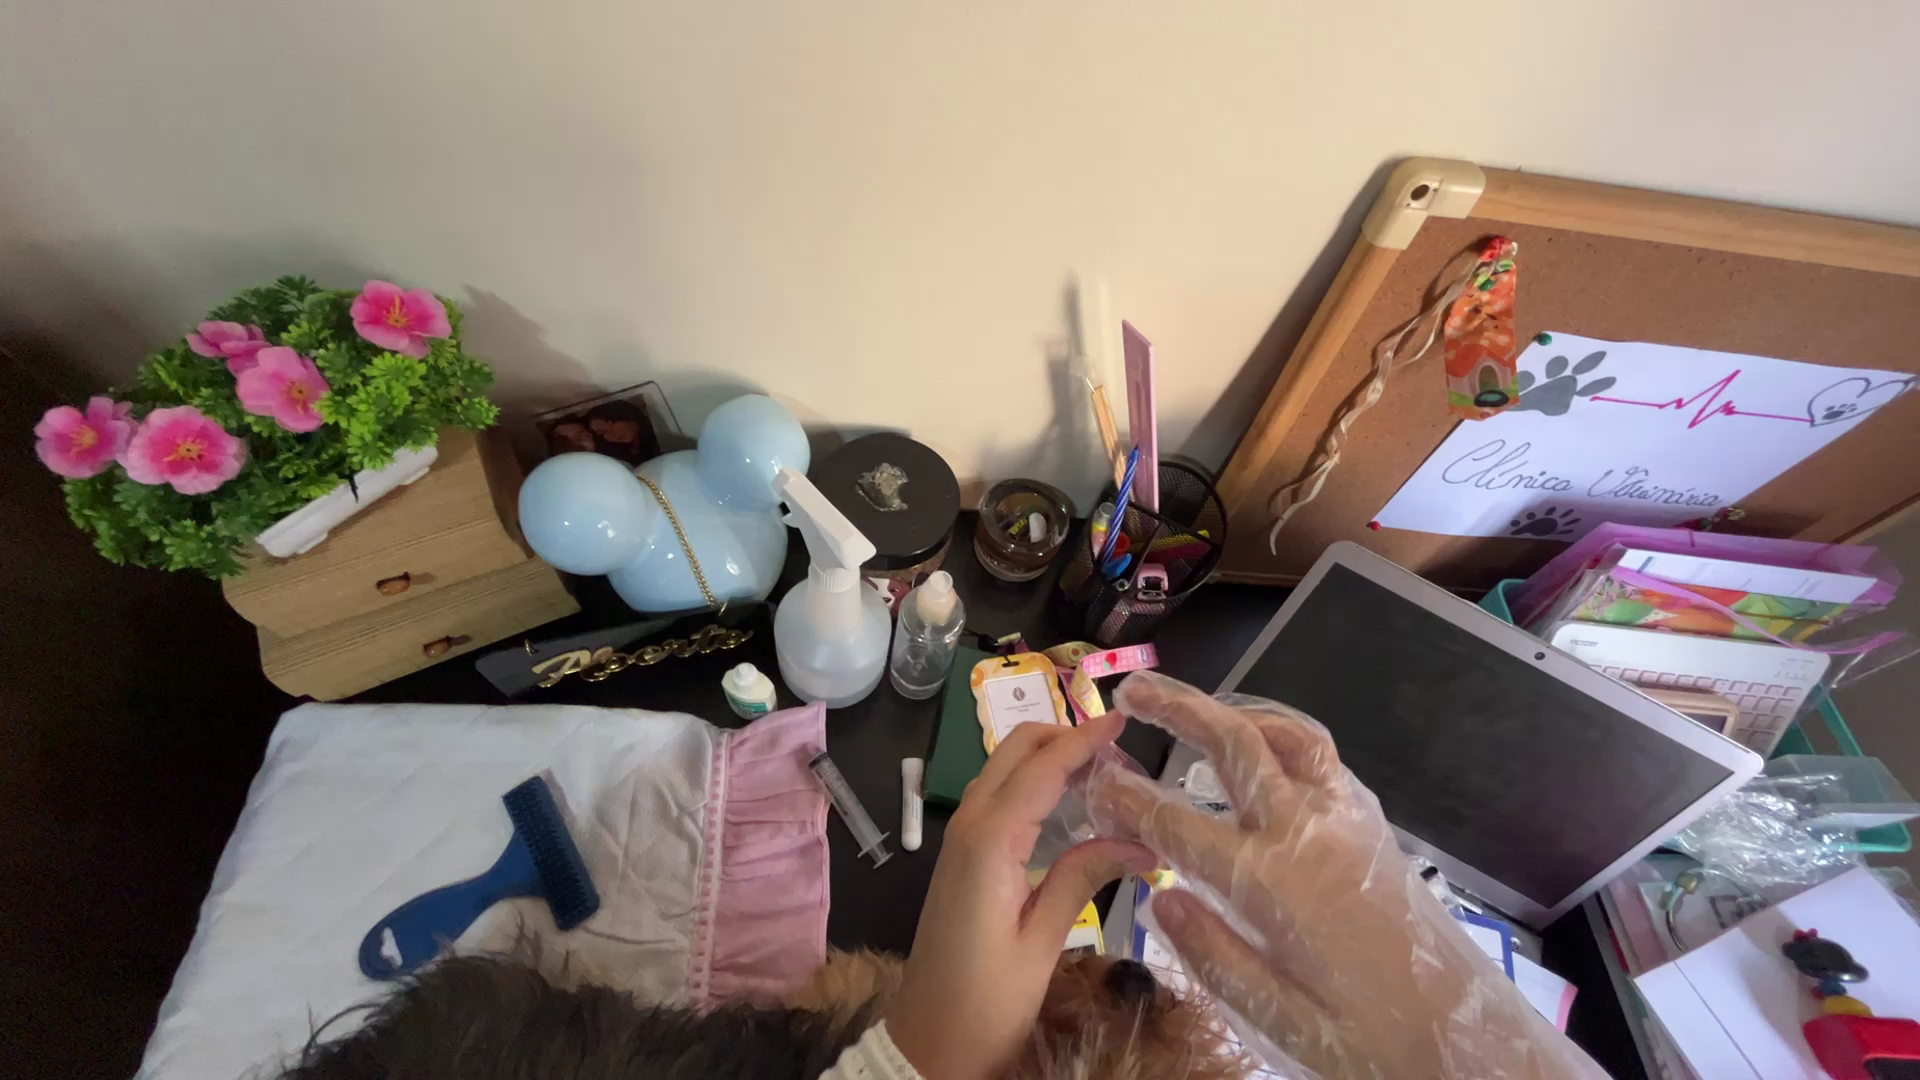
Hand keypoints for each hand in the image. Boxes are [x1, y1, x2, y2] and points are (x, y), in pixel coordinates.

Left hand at [886, 713, 1157, 1079]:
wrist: (926, 1041)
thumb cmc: (986, 1001)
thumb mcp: (1042, 942)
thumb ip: (1082, 877)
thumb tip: (1142, 843)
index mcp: (990, 839)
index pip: (1043, 767)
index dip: (1083, 738)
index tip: (1121, 719)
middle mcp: (970, 822)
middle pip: (1016, 750)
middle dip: (1064, 736)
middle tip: (1117, 752)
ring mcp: (961, 833)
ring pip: (1006, 767)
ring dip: (1049, 755)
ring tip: (1103, 772)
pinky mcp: (963, 849)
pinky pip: (1000, 792)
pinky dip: (1034, 779)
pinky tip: (1068, 799)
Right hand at [1086, 671, 1604, 1079]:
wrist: (1483, 1049)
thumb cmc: (1376, 1044)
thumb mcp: (1281, 1022)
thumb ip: (1211, 953)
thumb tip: (1159, 893)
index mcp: (1272, 881)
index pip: (1175, 822)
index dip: (1125, 796)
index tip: (1090, 777)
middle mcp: (1305, 829)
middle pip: (1230, 742)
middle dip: (1174, 707)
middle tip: (1133, 691)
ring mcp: (1343, 815)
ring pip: (1281, 732)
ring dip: (1228, 708)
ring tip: (1191, 705)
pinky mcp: (1368, 818)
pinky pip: (1315, 752)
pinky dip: (1273, 731)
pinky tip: (1255, 746)